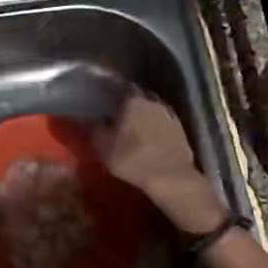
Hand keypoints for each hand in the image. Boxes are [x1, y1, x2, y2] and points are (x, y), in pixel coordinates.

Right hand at [94, 93, 226, 234]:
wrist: (171, 178)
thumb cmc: (132, 160)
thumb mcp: (103, 147)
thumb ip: (94, 130)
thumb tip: (87, 120)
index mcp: (132, 100)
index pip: (116, 89)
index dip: (107, 96)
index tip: (100, 104)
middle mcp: (152, 100)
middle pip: (135, 99)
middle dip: (125, 107)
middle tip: (115, 118)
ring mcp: (169, 114)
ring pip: (149, 111)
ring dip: (140, 118)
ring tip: (131, 130)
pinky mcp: (180, 128)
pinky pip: (161, 123)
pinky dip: (153, 128)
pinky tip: (147, 139)